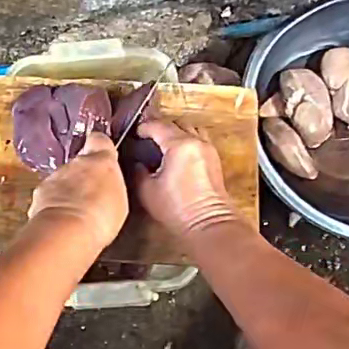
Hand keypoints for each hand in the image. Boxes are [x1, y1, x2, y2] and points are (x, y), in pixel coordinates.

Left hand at [27, 132, 128, 248]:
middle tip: (92, 195)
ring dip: (67, 191)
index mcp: (100, 160)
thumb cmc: (101, 215)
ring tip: (77, 212)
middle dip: (84, 176)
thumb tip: (106, 181)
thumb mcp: (120, 199)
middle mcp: (74, 164)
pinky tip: (62, 220)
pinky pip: (49, 196)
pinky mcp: (38, 194)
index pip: (99, 139)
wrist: (66, 231)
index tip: (103, 152)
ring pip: (62, 179)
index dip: (100, 145)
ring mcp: (53, 178)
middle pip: (79, 163)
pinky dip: (54, 204)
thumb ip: (111, 183)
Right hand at [133, 121, 240, 237]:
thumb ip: (138, 171)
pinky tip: (175, 156)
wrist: (207, 224)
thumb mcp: (147, 189)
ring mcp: (209, 150)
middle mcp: (197, 142)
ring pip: (190, 131)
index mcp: (180, 145)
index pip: (158, 125)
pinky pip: (198, 142)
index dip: (143, 127)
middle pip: (176, 124)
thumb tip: (137, 163)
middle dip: (160, 129)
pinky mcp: (214, 161)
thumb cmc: (178, 208)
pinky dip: (186, 143)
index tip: (134, 132)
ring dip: (175, 134)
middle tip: (146, 138)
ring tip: (162, 145)